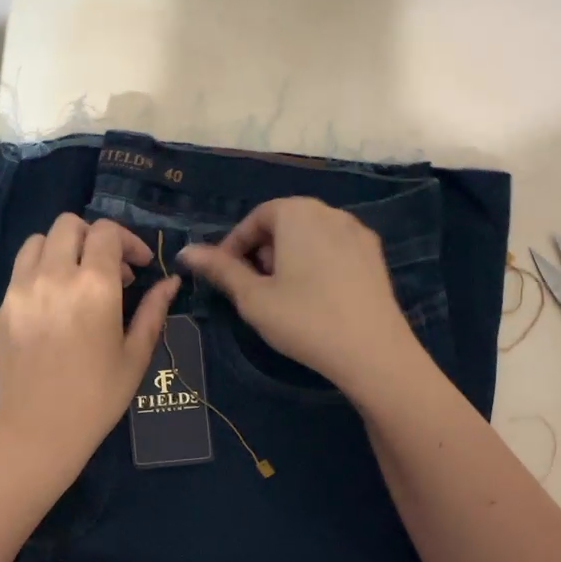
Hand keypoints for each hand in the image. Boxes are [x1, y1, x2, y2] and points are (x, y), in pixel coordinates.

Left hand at [0, 214, 179, 476]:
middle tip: (107, 271)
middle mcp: (53, 277)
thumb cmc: (96, 399)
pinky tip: (52, 308)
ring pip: (37, 242)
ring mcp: (21, 291)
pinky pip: (19, 275)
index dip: (127, 242)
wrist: (39, 431)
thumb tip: (170, 283)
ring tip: (75, 280)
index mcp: (93, 286)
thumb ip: (153, 312)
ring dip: (61, 250)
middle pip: (68, 225)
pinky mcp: (1, 310)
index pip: (107, 233)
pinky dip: (39, 275)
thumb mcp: (134, 357)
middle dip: (93, 238)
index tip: (138, 267)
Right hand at [178, 197, 419, 394]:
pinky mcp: (374, 256)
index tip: (224, 276)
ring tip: (280, 295)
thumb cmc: (303, 320)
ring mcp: (357, 232)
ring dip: (288, 258)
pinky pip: (333, 250)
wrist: (370, 349)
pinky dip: (315, 265)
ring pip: (310, 236)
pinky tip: (312, 298)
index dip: (234, 245)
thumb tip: (186, 251)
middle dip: (262, 251)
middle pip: (285, 223)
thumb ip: (220, 271)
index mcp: (297, 213)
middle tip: (251, 288)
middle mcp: (329, 212)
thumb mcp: (252, 298)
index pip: (256, 218)